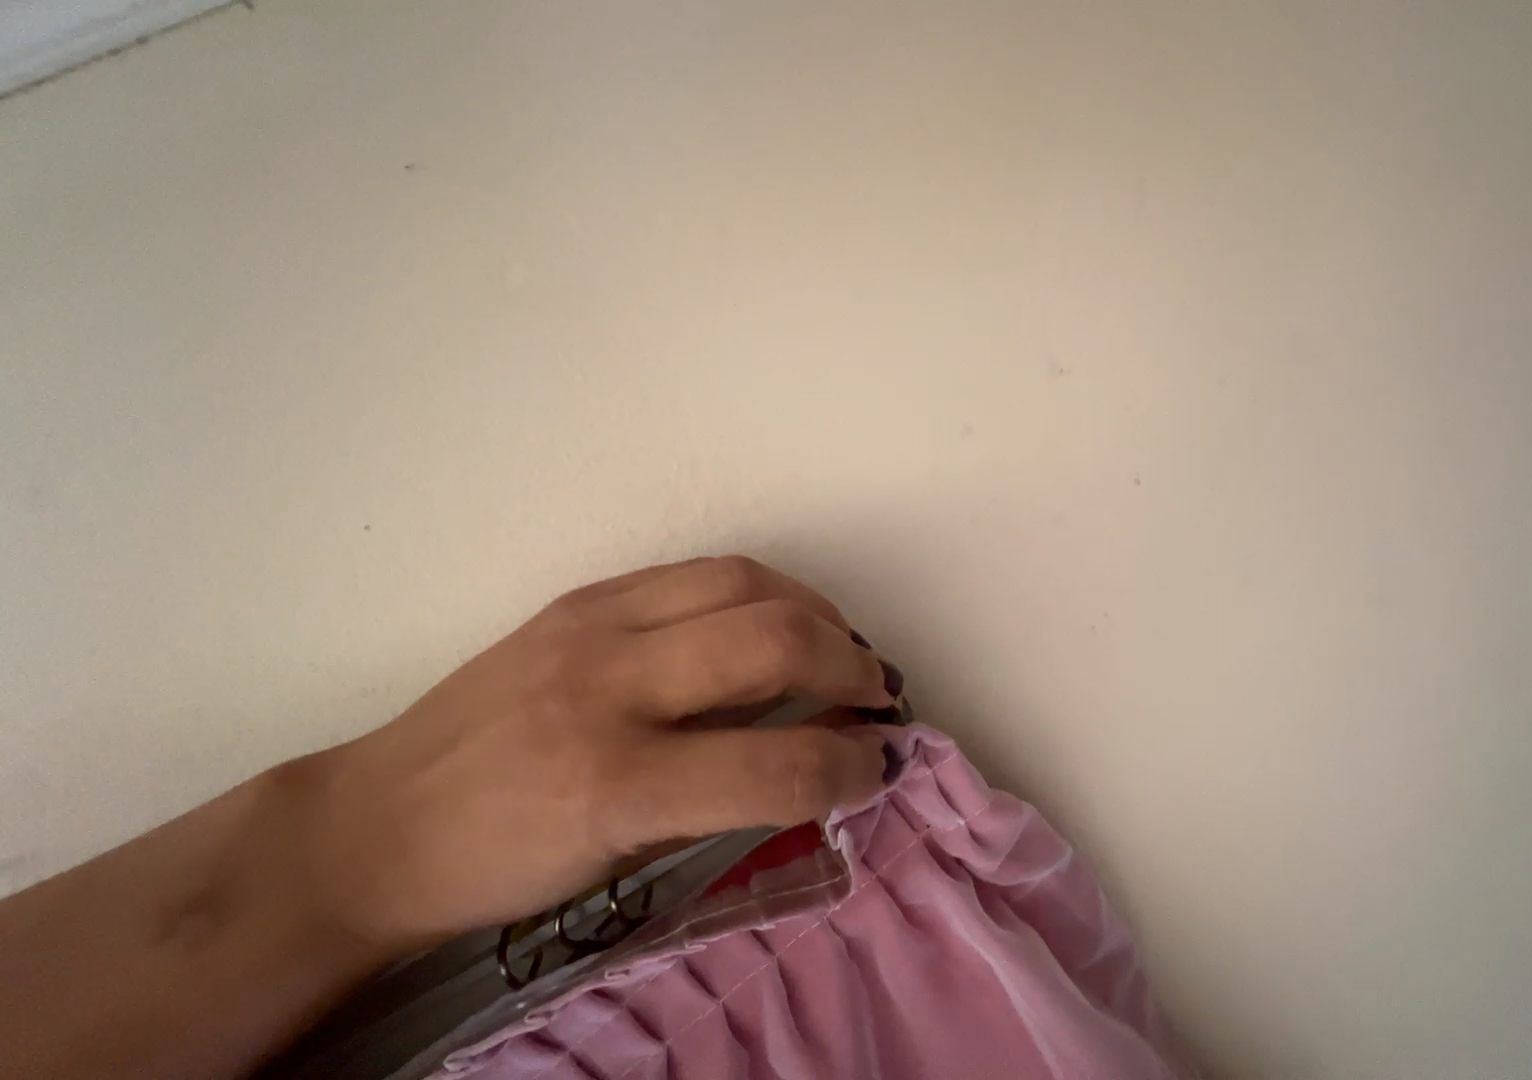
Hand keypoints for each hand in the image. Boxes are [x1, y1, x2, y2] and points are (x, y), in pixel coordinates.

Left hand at [283, 555, 902, 953]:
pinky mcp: (581, 596)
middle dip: (852, 664)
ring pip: (745, 583)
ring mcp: (590, 626)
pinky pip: (700, 572)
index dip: (851, 767)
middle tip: (876, 694)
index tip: (878, 766)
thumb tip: (820, 755)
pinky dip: (763, 592)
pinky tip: (777, 620)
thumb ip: (727, 802)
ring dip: (818, 612)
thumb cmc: (500, 868)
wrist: (375, 821)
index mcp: (611, 785)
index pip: (776, 767)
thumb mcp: (621, 861)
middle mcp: (605, 687)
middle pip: (773, 641)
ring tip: (839, 647)